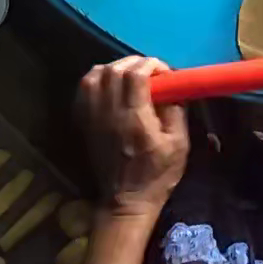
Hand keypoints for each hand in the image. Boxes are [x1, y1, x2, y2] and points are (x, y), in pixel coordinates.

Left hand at [75, 56, 188, 219]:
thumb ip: (176, 112)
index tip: (163, 71)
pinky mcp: (84, 122)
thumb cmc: (157, 174)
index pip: (135, 75)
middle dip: (134, 62)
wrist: (125, 201)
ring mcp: (93, 117)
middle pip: (114, 71)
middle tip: (149, 70)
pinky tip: (108, 83)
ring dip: (113, 67)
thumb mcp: (179, 145)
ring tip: (129, 74)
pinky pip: (83, 90)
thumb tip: (173, 88)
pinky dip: (95, 78)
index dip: (150, 65)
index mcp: (135, 118)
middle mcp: (110, 113)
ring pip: (94, 76)